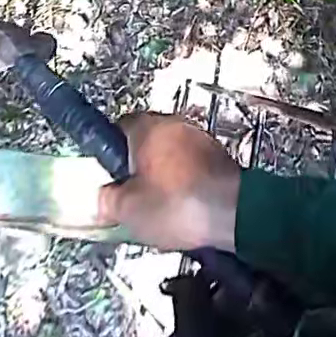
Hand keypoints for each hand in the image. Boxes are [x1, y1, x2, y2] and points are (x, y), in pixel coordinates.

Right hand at [97, 112, 239, 252]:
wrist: (234, 214)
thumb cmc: (179, 204)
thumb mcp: (129, 210)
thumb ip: (108, 200)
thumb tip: (102, 199)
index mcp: (145, 126)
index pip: (117, 128)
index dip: (112, 154)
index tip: (112, 175)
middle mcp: (171, 122)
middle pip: (144, 140)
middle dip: (139, 166)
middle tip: (136, 194)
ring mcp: (197, 136)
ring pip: (169, 152)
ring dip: (164, 172)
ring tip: (162, 204)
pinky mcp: (217, 153)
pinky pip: (191, 163)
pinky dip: (186, 179)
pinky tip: (186, 205)